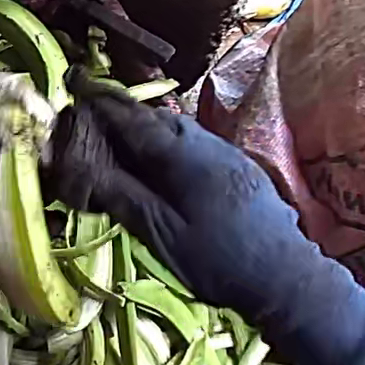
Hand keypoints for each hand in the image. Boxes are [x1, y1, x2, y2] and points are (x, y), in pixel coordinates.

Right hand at [46, 81, 364, 364]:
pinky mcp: (236, 165)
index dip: (102, 104)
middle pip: (155, 117)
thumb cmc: (219, 260)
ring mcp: (225, 152)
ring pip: (176, 128)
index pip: (132, 120)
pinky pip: (193, 141)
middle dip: (123, 113)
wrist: (286, 277)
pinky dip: (166, 142)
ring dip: (146, 128)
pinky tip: (160, 164)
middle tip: (94, 118)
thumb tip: (84, 170)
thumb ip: (123, 197)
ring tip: (121, 140)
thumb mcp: (162, 234)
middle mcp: (205, 143)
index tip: (78, 88)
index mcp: (182, 157)